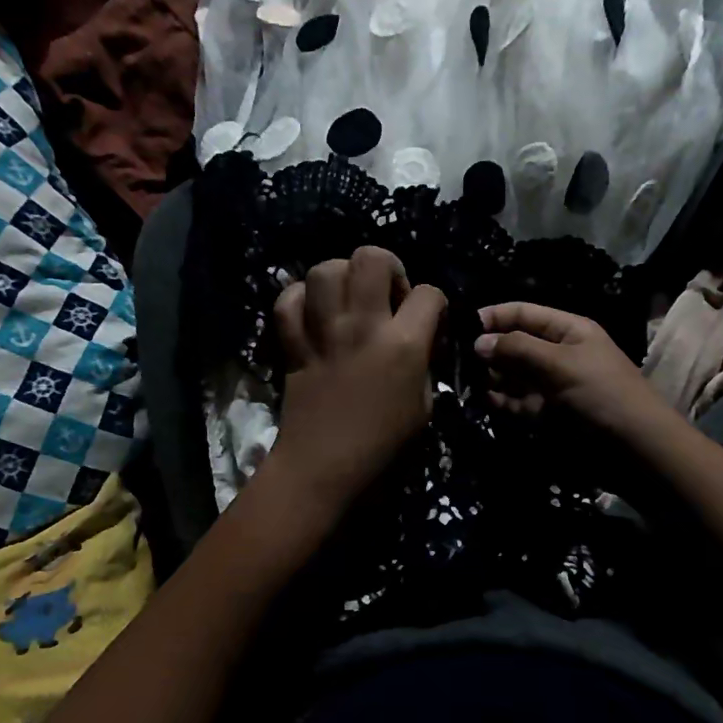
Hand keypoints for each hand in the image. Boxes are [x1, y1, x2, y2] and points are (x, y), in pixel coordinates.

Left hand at [270, 247, 445, 506]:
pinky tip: (313, 312)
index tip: (430, 320)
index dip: (435, 303)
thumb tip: (422, 339)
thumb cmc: (383, 441)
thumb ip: (425, 362)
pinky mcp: (293, 341)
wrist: (324, 463)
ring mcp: (323, 330)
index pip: (429, 293)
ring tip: (349, 297)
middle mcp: (363, 325)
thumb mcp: (424, 404)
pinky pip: (287, 299)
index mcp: (403, 344)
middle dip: (387, 266)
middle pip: (371, 258)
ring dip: (342, 275)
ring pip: (325, 269)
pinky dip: (299, 298)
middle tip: (387, 293)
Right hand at [474, 302, 672, 438]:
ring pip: (513, 375)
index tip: (459, 326)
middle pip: (515, 343)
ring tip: (462, 381)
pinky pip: (518, 402)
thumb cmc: (602, 394)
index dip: (494, 316)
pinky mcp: (549, 414)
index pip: (523, 313)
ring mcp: (553, 385)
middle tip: (454, 359)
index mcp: (568, 330)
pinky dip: (501, 401)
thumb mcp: (560, 363)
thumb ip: (518, 349)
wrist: (637, 448)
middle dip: (488, 349)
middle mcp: (558, 353)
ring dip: (490, 377)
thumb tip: (478, 342)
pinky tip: (481, 400)